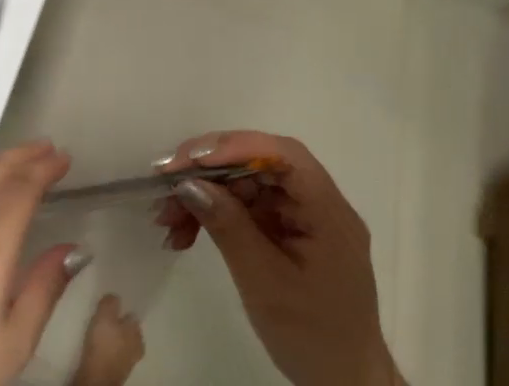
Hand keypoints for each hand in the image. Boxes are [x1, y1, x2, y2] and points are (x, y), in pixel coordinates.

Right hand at [155, 131, 402, 385]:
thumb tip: (189, 182)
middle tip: (165, 185)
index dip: (235, 147)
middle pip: (258, 165)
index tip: (189, 161)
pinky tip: (184, 233)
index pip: (284, 156)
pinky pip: (243, 208)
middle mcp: (317, 205)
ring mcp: (301, 218)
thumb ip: (228, 227)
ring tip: (166, 219)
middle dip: (207, 172)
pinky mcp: (285, 232)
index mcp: (328, 212)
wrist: (343, 384)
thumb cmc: (312, 335)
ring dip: (202, 195)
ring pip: (243, 185)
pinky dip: (212, 215)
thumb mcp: (265, 282)